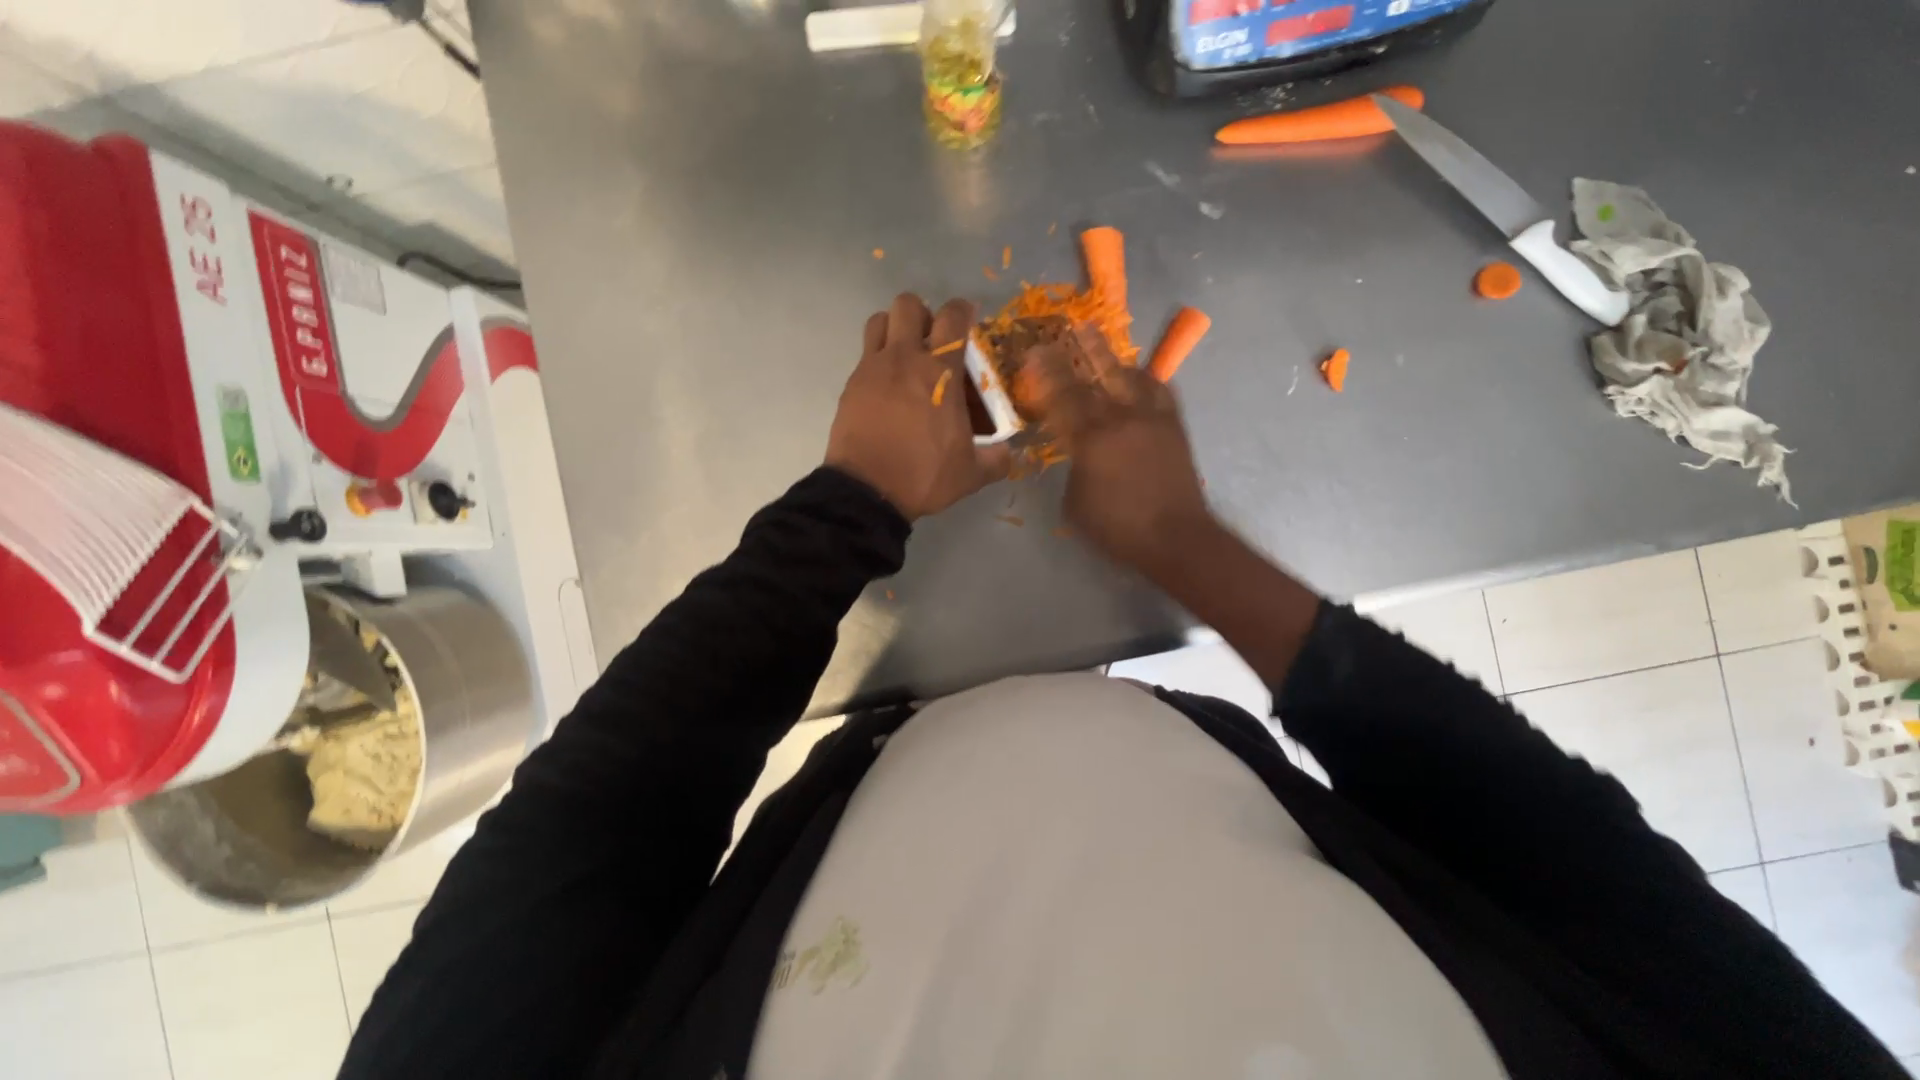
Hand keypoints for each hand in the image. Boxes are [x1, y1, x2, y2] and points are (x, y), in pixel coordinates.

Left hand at [825, 293, 1011, 520]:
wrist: (866, 491)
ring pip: (879, 321)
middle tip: (932, 342)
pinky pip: (865, 355)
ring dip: (894, 330)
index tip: (968, 323)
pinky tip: (887, 389)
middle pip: (908, 304)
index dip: (963, 311)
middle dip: (923, 316)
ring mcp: (872, 368)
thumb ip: (996, 458)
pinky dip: (878, 361)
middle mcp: (904, 358)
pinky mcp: (851, 384)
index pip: (953, 316)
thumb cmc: (923, 475)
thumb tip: (1008, 452)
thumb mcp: (971, 473)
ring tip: (905, 357)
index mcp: (939, 371)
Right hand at [1032, 336, 1215, 573]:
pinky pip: (1161, 392)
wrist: (1176, 537)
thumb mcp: (1076, 502)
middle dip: (1084, 348)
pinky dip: (1148, 381)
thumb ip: (1074, 467)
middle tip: (1073, 326)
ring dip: (1115, 360)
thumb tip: (1078, 451)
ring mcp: (1152, 419)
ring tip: (1104, 346)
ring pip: (1132, 377)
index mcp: (1091, 438)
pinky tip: (1142, 378)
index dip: (1047, 371)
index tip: (1036, 350)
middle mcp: (1122, 418)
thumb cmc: (1118, 528)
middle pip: (1099, 374)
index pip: (1063, 394)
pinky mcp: (1174, 427)